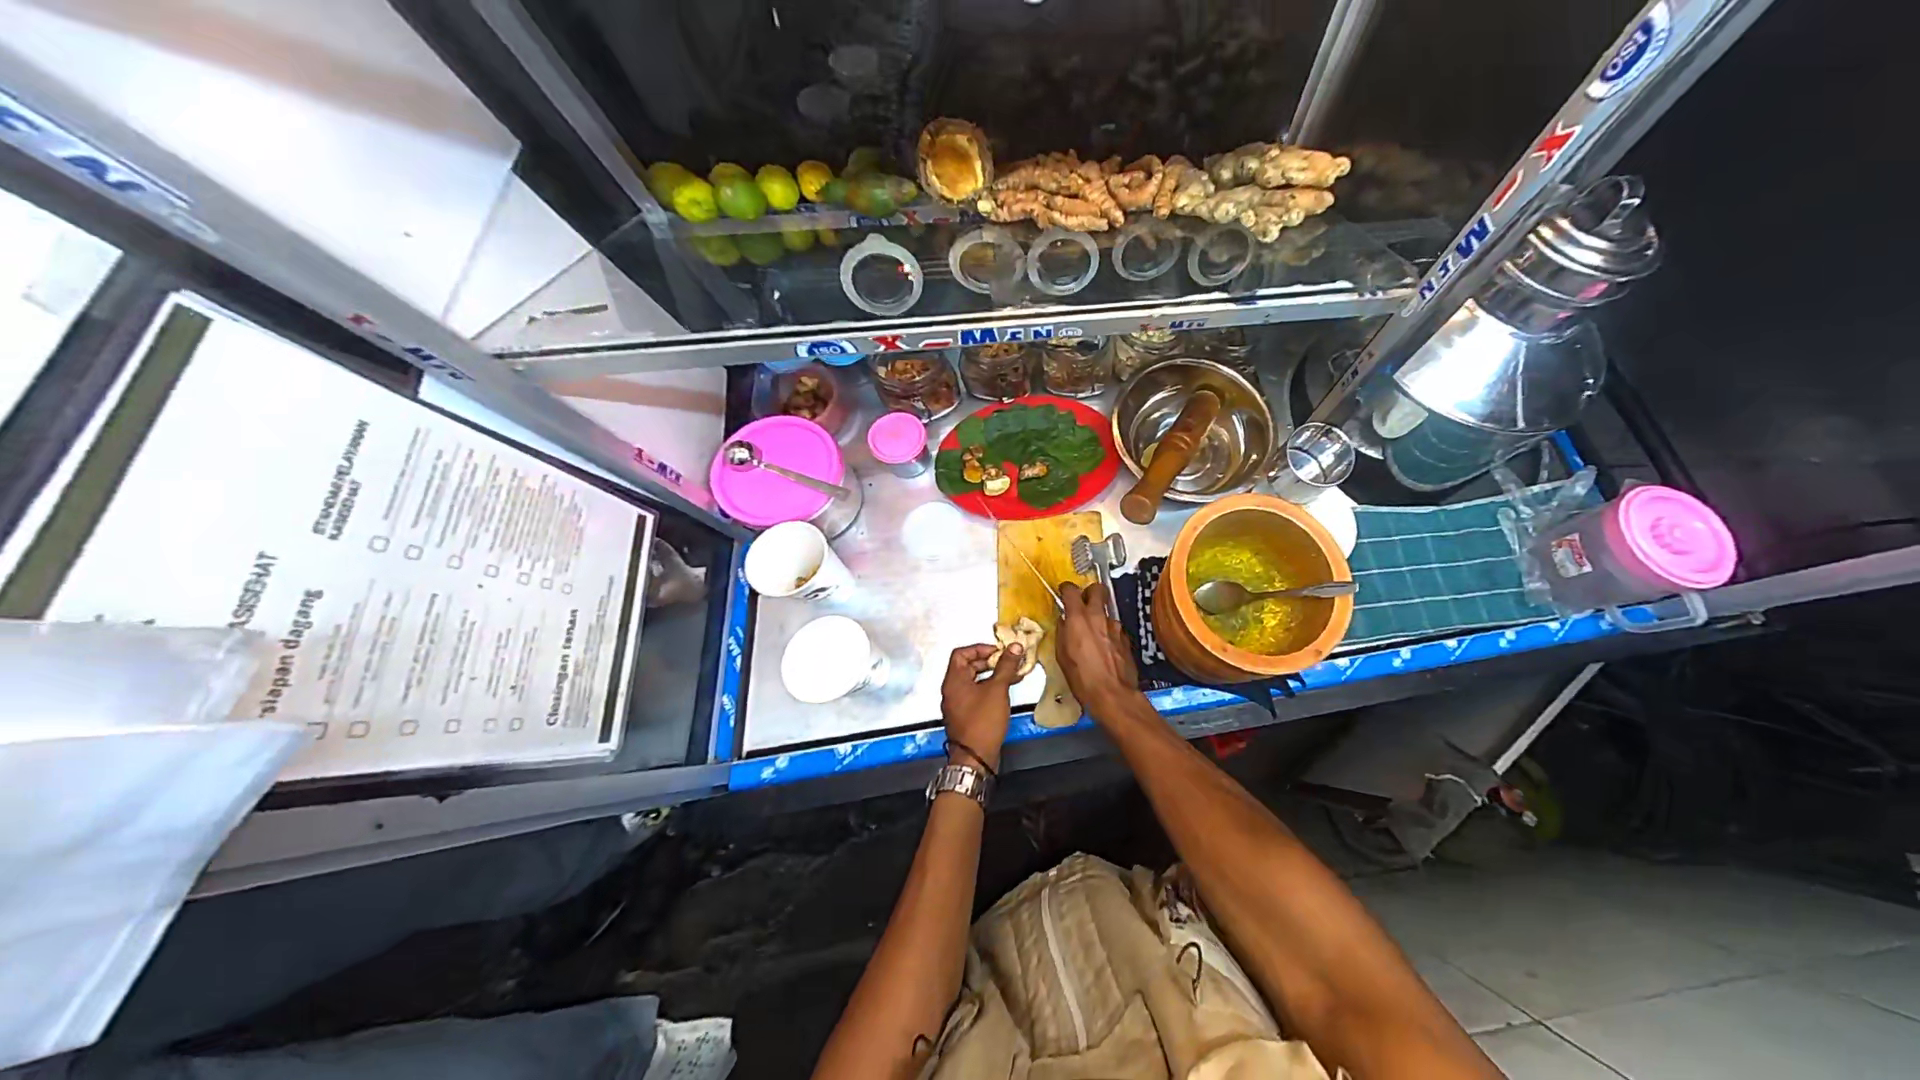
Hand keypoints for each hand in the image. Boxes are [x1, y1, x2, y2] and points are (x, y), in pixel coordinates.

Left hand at [940, 643, 1022, 770]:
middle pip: (967, 666)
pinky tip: (1005, 691)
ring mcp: (957, 704)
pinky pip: (976, 694)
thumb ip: (1005, 666)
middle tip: (1007, 662)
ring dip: (991, 675)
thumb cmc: (983, 720)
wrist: (975, 757)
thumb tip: (1015, 647)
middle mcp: (951, 690)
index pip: (961, 653)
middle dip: (989, 662)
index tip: (998, 651)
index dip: (980, 648)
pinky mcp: (965, 715)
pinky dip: (989, 688)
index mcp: (953, 680)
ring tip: (1012, 675)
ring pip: (973, 681)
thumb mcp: (997, 689)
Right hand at [1055, 582, 1141, 716]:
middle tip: (1084, 602)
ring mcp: (1115, 627)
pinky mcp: (1126, 639)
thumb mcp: (1062, 656)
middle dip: (1090, 592)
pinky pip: (1115, 629)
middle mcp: (1098, 617)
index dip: (1066, 588)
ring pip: (1107, 612)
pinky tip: (1105, 648)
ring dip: (1099, 618)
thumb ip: (1062, 633)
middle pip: (1098, 589)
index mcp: (1078, 619)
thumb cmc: (1081, 678)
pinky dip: (1108, 633)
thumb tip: (1064, 623)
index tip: (1064, 592)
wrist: (1112, 694)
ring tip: (1093, 635)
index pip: (1071, 590)